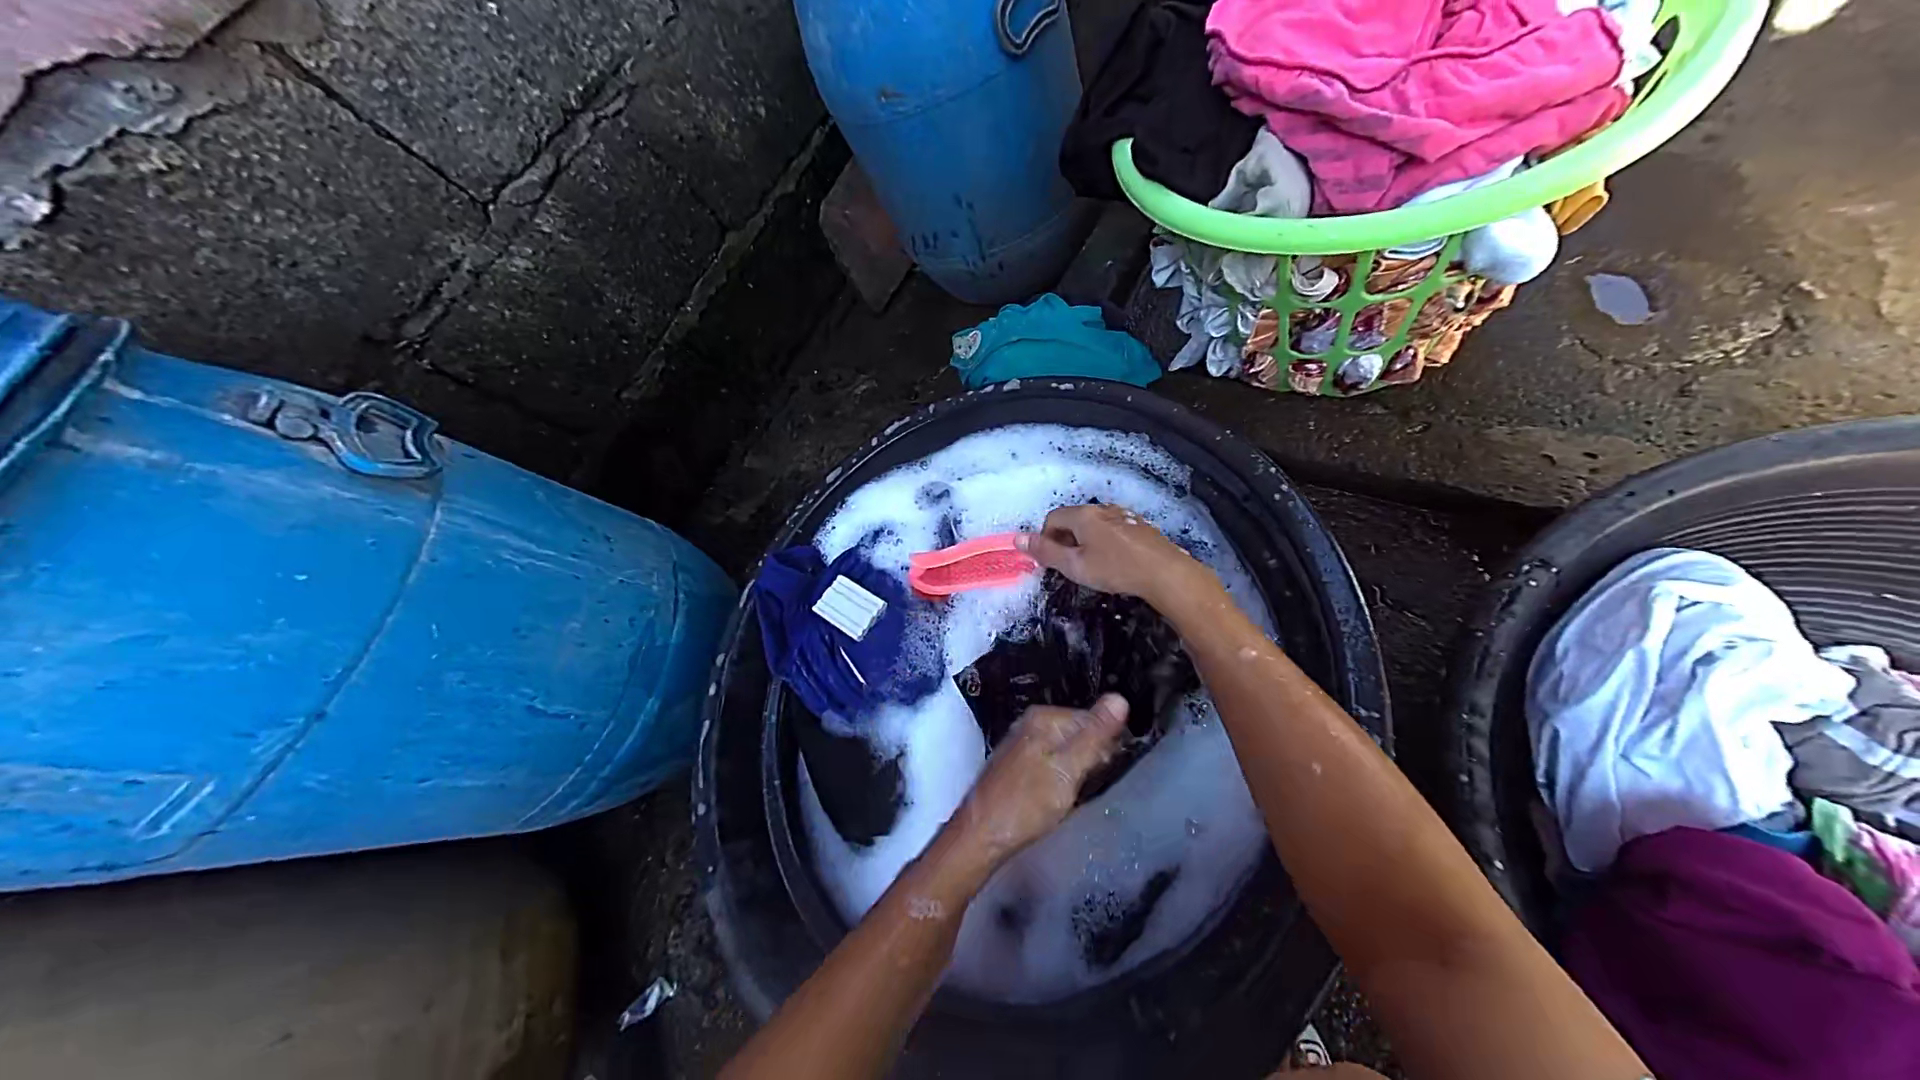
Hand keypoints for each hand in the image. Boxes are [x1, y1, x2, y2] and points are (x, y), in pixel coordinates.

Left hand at [949, 695, 1130, 869]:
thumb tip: (1119, 699)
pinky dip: (1062, 780)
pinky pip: (1054, 765)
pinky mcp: (1020, 767)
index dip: (1108, 744)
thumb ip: (1095, 735)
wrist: (981, 835)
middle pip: (1079, 734)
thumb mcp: (1068, 769)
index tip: (1110, 768)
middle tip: (1089, 784)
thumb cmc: (1024, 804)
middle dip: (1092, 758)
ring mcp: (1024, 746)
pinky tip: (1059, 798)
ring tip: (1076, 793)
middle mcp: (1030, 725)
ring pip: (1067, 752)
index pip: (1092, 718)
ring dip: (1078, 771)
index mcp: (1043, 717)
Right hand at [1016, 504, 1214, 607]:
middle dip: (1066, 540)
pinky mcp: (1140, 526)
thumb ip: (1046, 552)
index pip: (1052, 519)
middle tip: (1071, 566)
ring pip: (1094, 525)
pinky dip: (1106, 543)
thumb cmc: (1116, 569)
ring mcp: (1123, 515)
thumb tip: (1018, 539)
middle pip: (1073, 519)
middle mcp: (1102, 509)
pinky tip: (1115, 563)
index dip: (1046, 539)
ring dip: (1086, 542)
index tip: (1052, 561)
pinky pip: (1112, 529)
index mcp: (1083, 515)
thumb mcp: (1075, 566)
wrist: (1165, 573)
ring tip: (1094, 566)